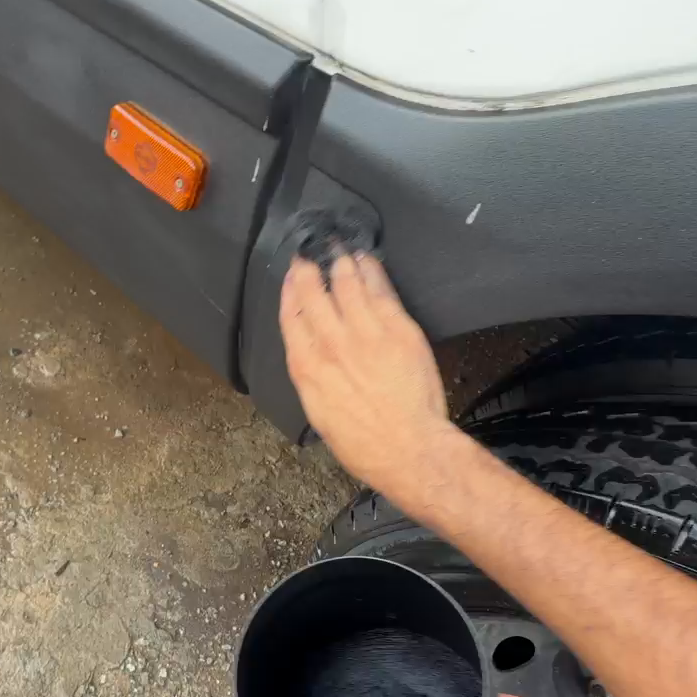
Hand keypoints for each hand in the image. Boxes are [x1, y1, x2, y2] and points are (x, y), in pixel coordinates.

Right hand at [279, 253, 454, 500]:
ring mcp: (365, 332)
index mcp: (306, 366)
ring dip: (340, 262)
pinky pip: (380, 290)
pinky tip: (367, 260)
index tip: (290, 275)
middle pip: (313, 293)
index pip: (291, 315)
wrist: (407, 447)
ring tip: (338, 249)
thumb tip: (311, 356)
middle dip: (309, 268)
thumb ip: (311, 377)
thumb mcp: (318, 412)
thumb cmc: (362, 442)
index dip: (289, 290)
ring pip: (346, 284)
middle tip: (310, 253)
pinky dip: (370, 271)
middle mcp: (331, 343)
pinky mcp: (398, 328)